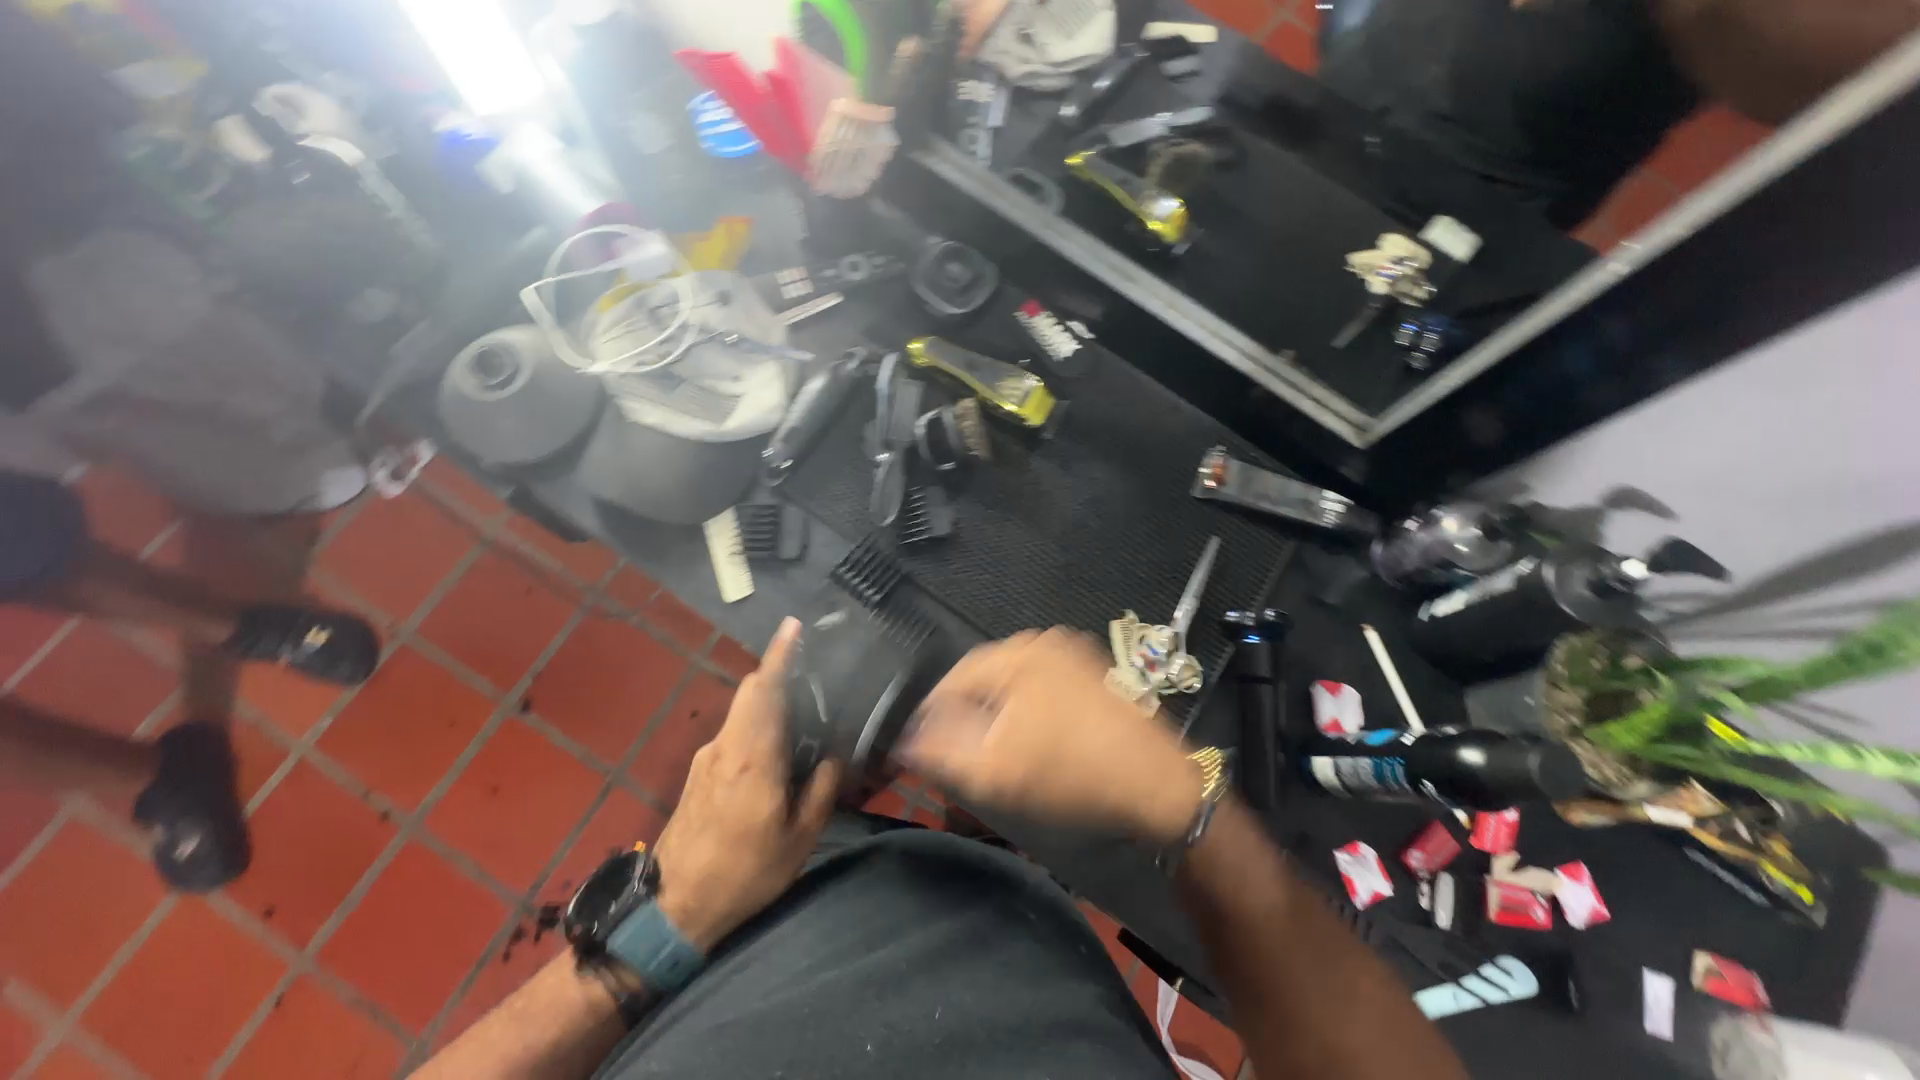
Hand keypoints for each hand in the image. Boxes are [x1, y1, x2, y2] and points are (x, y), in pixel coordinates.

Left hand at [650, 617, 838, 952]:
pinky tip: (777, 756)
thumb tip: (834, 757)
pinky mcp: (698, 776)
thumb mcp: (798, 838)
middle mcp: (725, 747)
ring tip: (803, 723)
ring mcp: (706, 760)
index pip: (764, 688)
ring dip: (768, 707)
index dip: (780, 654)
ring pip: (741, 715)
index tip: (793, 627)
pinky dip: (756, 730)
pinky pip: (734, 737)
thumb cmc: (744, 873)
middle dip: (777, 676)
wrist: (673, 908)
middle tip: (813, 676)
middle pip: (750, 693)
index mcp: (752, 756)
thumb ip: (820, 790)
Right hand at [902, 627, 1201, 844]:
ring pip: (1014, 687)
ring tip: (995, 759)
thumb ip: (940, 752)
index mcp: (1016, 655)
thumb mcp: (995, 772)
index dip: (929, 719)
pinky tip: (1033, 749)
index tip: (921, 753)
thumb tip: (905, 738)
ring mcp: (1074, 657)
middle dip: (965, 720)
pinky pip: (1042, 692)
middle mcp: (1043, 643)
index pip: (950, 681)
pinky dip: (1027, 716)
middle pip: (983, 681)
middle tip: (958, 760)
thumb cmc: (1073, 775)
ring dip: (997, 720)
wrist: (1158, 786)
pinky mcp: (1094, 677)